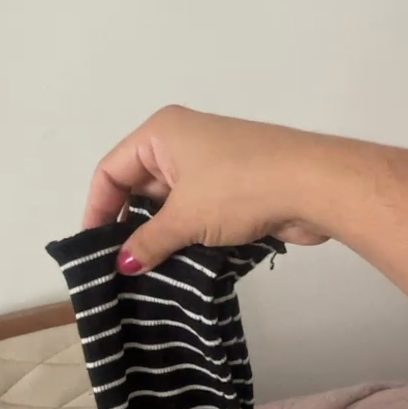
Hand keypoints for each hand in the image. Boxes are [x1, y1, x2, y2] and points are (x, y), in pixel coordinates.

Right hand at [83, 107, 341, 273]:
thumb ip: (148, 241)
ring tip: (144, 274)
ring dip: (160, 237)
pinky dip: (186, 238)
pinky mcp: (234, 189)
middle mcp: (182, 143)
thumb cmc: (240, 187)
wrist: (314, 185)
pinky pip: (197, 215)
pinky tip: (178, 268)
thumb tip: (123, 264)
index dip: (97, 209)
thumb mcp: (185, 217)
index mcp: (161, 133)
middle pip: (139, 188)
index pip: (111, 170)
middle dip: (129, 226)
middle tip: (118, 267)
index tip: (93, 248)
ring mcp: (210, 166)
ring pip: (170, 206)